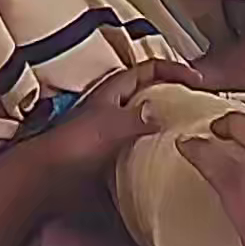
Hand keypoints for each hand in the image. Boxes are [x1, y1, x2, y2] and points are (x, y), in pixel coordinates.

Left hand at [40, 60, 203, 176]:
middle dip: (171, 90)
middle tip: (193, 100)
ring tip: (183, 126)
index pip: (150, 68)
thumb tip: (161, 113)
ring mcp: (111, 126)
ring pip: (144, 114)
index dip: (174, 69)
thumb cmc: (74, 145)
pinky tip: (162, 154)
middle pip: (149, 88)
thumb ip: (137, 117)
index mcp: (115, 88)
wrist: (48, 177)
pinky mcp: (109, 149)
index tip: (196, 78)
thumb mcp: (110, 125)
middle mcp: (114, 103)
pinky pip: (138, 140)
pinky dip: (152, 142)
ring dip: (162, 117)